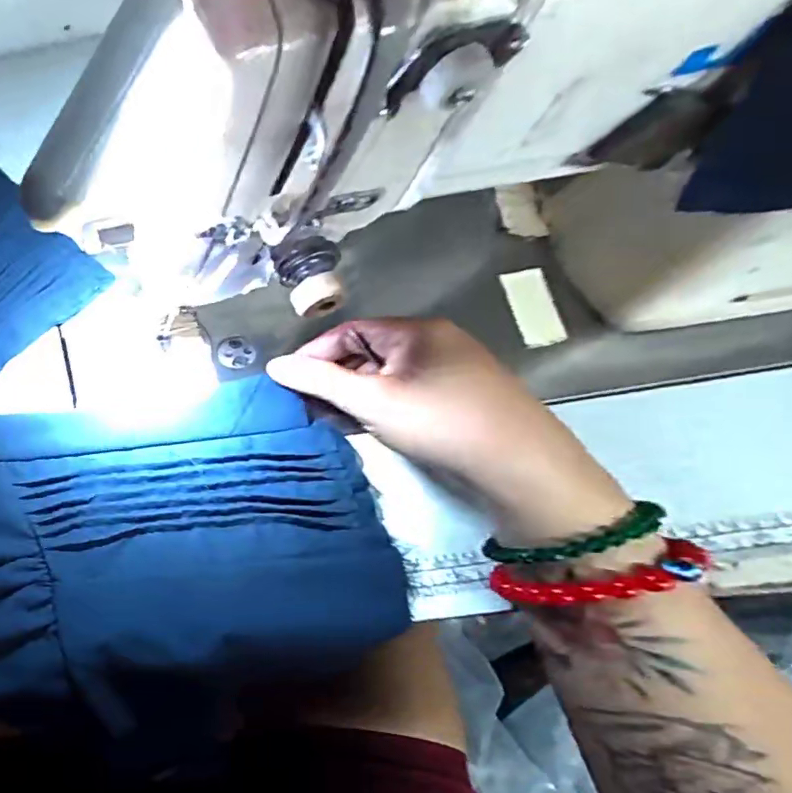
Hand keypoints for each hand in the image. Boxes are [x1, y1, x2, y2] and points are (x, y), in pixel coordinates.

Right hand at [265, 318, 632, 542]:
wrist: (516, 461)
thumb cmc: (438, 420)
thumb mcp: (371, 400)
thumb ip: (320, 382)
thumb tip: (275, 366)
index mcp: (414, 331)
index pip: (348, 331)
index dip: (314, 355)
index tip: (288, 383)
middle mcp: (433, 342)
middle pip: (366, 353)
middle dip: (333, 378)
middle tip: (307, 409)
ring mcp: (449, 370)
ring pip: (386, 377)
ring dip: (355, 397)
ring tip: (332, 423)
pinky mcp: (458, 397)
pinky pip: (405, 393)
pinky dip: (380, 407)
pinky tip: (369, 429)